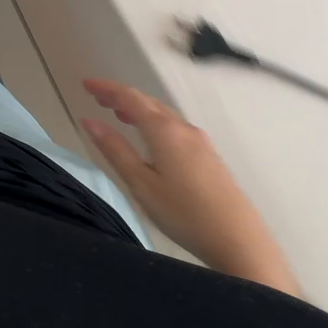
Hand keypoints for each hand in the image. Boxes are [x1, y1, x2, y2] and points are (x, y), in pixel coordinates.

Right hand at [81, 78, 300, 296]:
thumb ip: (115, 149)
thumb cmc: (184, 214)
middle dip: (121, 97)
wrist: (242, 244)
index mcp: (163, 130)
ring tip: (120, 115)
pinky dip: (155, 123)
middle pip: (148, 102)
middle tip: (98, 99)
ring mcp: (201, 143)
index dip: (106, 88)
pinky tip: (152, 141)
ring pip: (164, 115)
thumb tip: (89, 120)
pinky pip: (176, 128)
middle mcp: (184, 129)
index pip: (130, 97)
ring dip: (139, 110)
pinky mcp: (211, 159)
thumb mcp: (141, 184)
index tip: (86, 84)